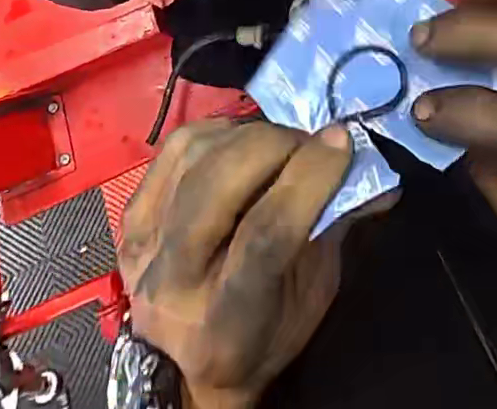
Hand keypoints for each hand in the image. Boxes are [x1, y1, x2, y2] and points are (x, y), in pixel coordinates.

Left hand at [118, 119, 377, 408]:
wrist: (183, 367)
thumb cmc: (264, 335)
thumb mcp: (311, 296)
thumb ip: (332, 225)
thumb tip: (366, 160)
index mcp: (227, 324)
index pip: (265, 234)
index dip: (308, 177)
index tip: (341, 140)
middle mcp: (173, 283)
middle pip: (219, 185)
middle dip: (275, 144)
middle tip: (308, 140)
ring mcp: (144, 245)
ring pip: (195, 156)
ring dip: (248, 133)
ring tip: (279, 140)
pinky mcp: (130, 217)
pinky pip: (175, 148)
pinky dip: (216, 131)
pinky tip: (241, 138)